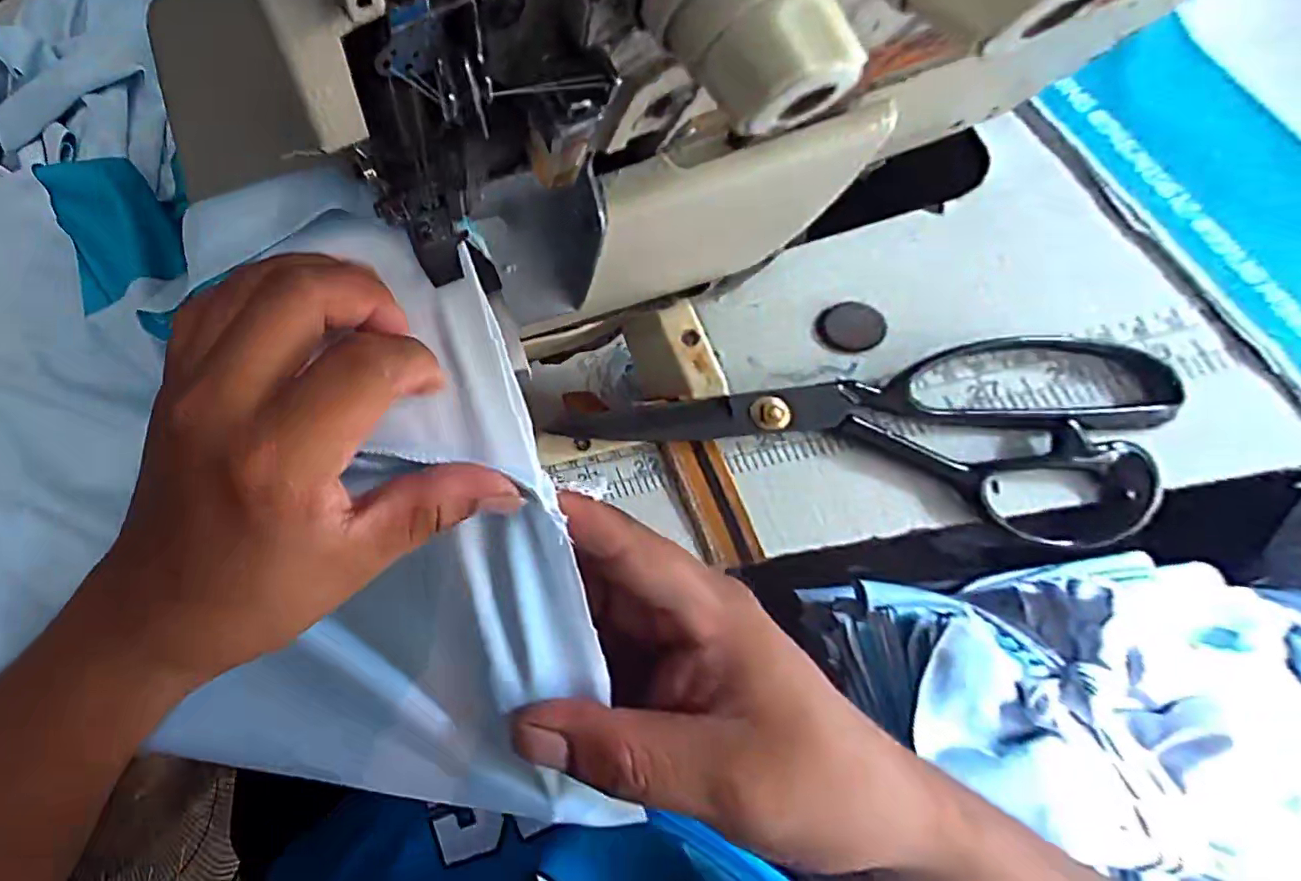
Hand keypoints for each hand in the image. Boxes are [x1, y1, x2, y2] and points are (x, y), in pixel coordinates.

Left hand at [80, 255, 521, 687]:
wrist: (156, 604)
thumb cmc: (257, 593)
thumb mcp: (353, 560)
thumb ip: (429, 507)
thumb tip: (504, 483)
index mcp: (280, 460)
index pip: (363, 367)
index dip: (413, 363)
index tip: (427, 384)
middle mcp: (227, 403)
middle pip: (302, 295)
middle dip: (367, 294)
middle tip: (393, 329)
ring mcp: (189, 381)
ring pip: (257, 281)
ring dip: (318, 277)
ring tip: (353, 309)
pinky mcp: (171, 375)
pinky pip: (216, 297)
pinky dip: (263, 286)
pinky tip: (293, 309)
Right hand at [512, 493, 1042, 876]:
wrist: (883, 835)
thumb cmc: (822, 783)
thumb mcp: (726, 775)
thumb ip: (622, 753)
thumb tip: (521, 728)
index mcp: (696, 599)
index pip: (614, 538)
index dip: (554, 514)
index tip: (486, 500)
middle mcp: (667, 604)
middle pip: (584, 567)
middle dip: (523, 564)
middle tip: (452, 560)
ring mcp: (655, 638)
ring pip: (578, 611)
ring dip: (531, 615)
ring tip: (463, 609)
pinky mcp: (646, 673)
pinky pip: (586, 653)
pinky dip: (549, 658)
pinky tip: (506, 667)